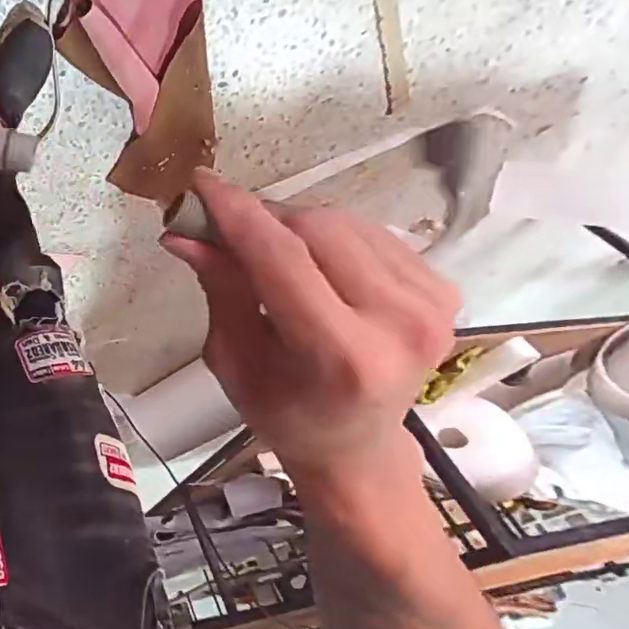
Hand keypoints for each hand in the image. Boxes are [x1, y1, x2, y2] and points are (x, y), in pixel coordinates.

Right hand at [159, 169, 459, 482]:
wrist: (355, 445)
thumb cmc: (281, 413)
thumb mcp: (233, 359)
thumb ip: (220, 289)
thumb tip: (184, 236)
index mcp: (339, 354)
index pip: (282, 259)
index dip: (236, 214)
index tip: (200, 183)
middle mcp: (398, 323)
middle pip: (317, 229)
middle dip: (260, 218)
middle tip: (221, 226)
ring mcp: (431, 304)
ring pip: (344, 223)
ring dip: (291, 223)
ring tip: (260, 248)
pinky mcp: (444, 290)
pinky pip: (370, 233)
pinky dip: (326, 234)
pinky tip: (306, 258)